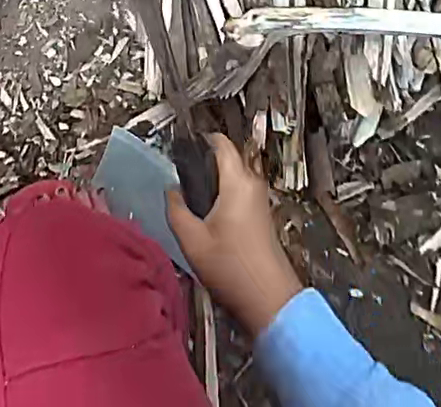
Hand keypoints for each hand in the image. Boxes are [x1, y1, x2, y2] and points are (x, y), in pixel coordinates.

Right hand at [166, 133, 303, 335]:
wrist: (269, 301)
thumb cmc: (231, 267)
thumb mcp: (192, 240)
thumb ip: (176, 210)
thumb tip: (171, 191)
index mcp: (237, 181)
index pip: (222, 143)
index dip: (203, 138)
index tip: (184, 145)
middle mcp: (252, 183)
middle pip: (228, 158)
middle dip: (206, 161)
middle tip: (183, 173)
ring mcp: (260, 199)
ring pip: (235, 176)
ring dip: (215, 180)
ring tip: (192, 194)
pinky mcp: (262, 215)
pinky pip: (240, 191)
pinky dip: (225, 193)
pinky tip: (209, 214)